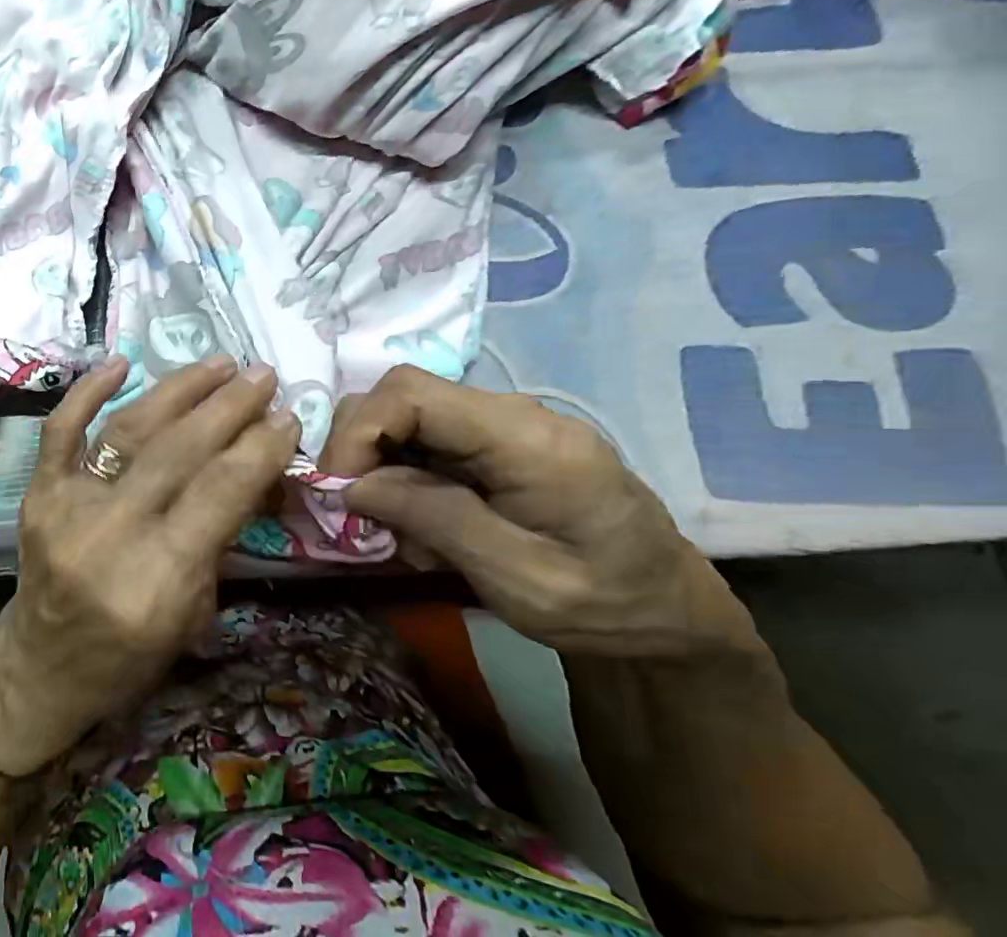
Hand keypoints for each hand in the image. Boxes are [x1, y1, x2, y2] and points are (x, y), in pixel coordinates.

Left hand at [0, 354, 300, 775]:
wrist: (42, 665)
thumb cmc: (128, 655)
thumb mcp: (192, 614)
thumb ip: (218, 540)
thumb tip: (251, 468)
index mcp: (156, 578)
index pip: (219, 492)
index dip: (259, 449)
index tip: (288, 417)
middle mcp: (109, 533)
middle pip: (178, 453)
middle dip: (228, 408)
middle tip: (262, 376)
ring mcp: (65, 506)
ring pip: (128, 431)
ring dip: (177, 391)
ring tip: (218, 364)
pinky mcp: (37, 493)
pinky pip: (59, 431)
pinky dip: (87, 392)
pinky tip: (121, 362)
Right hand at [321, 365, 762, 657]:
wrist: (667, 614)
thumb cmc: (605, 605)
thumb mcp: (518, 576)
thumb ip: (435, 518)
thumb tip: (350, 484)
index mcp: (527, 439)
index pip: (409, 393)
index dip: (357, 432)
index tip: (340, 490)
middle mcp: (511, 415)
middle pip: (398, 394)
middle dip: (359, 449)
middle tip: (356, 513)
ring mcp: (501, 426)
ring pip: (402, 417)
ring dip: (378, 468)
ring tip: (396, 530)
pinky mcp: (492, 444)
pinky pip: (421, 440)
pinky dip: (399, 477)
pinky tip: (419, 524)